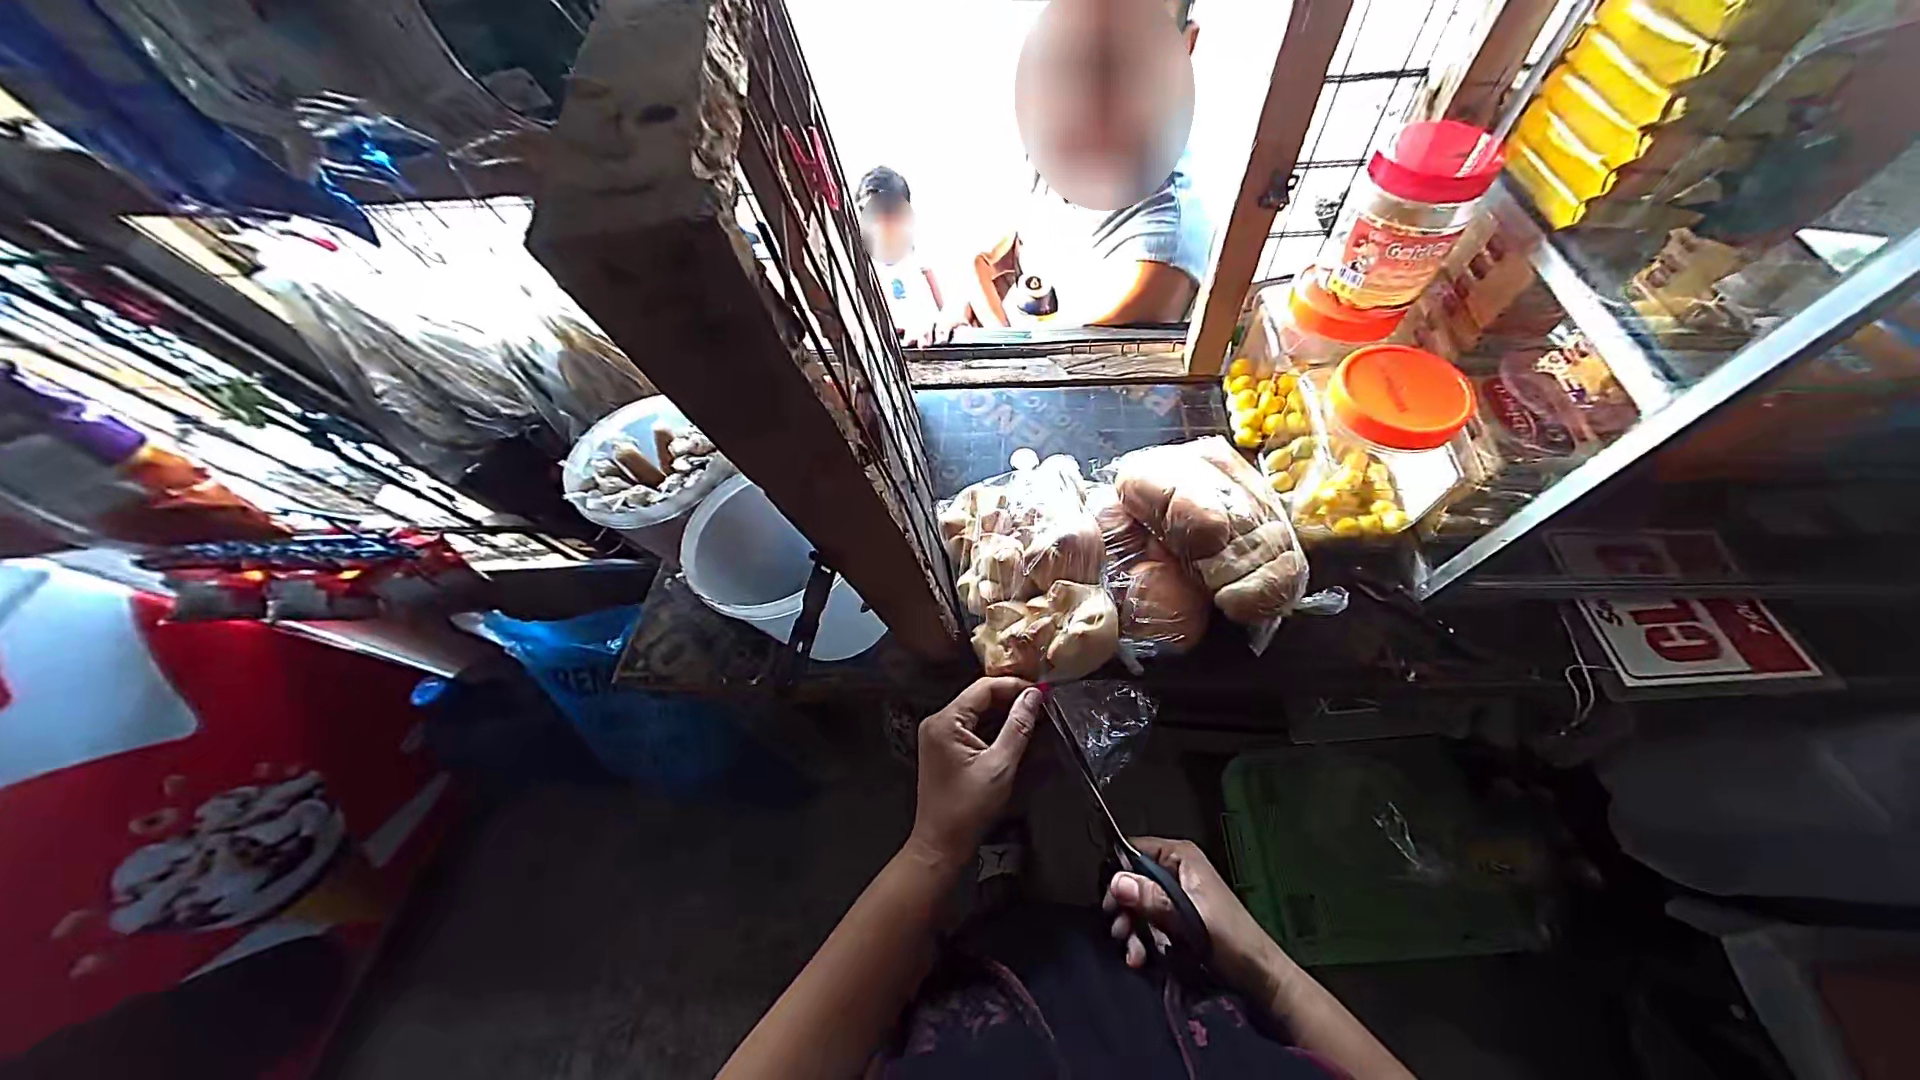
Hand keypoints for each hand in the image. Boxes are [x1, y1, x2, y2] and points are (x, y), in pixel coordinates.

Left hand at [907, 678, 1040, 866]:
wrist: (940, 843)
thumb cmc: (968, 807)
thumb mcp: (1000, 765)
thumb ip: (1018, 727)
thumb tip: (1034, 696)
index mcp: (945, 721)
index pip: (983, 688)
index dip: (1014, 685)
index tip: (1041, 691)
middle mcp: (938, 721)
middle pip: (978, 697)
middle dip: (1011, 697)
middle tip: (1042, 702)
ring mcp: (938, 734)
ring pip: (976, 711)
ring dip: (1004, 712)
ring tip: (1034, 714)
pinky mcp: (944, 746)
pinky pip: (971, 726)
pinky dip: (993, 726)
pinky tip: (1015, 729)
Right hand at [1104, 837, 1284, 994]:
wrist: (1260, 979)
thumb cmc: (1233, 941)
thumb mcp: (1190, 916)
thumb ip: (1154, 898)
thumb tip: (1118, 882)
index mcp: (1180, 856)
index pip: (1134, 850)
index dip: (1118, 873)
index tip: (1112, 900)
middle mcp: (1174, 870)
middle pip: (1131, 879)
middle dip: (1123, 908)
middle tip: (1121, 930)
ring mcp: (1174, 895)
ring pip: (1136, 904)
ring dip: (1130, 929)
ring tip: (1133, 952)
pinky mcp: (1174, 919)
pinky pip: (1146, 923)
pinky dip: (1140, 940)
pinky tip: (1141, 958)